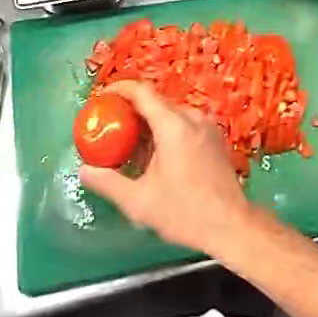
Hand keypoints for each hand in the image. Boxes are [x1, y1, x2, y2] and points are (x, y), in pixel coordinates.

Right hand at [78, 81, 258, 254]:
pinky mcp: (215, 138)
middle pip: (155, 101)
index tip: (101, 98)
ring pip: (170, 112)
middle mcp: (192, 118)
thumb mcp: (139, 201)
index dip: (118, 89)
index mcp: (172, 125)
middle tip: (111, 125)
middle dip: (130, 110)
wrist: (233, 227)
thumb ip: (108, 183)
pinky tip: (156, 154)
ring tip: (131, 144)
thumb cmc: (185, 213)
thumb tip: (84, 171)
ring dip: (148, 122)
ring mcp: (207, 127)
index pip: (141, 91)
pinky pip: (184, 123)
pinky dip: (165, 129)